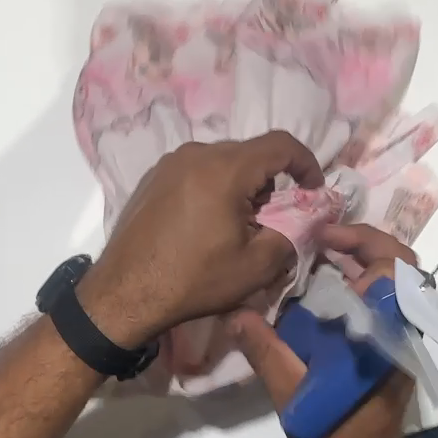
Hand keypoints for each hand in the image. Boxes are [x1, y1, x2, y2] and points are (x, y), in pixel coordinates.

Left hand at [78, 132, 324, 346]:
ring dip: (241, 187)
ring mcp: (169, 163)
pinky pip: (196, 172)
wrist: (125, 294)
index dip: (307, 163)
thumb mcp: (256, 266)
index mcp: (224, 168)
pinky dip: (213, 189)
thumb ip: (293, 233)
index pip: (281, 144)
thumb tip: (308, 218)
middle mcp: (195, 153)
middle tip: (274, 220)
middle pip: (250, 154)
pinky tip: (207, 226)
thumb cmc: (193, 280)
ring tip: (238, 227)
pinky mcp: (151, 179)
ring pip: (222, 163)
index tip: (313, 192)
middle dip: (271, 182)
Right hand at [231, 224, 428, 437]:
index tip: (324, 238)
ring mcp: (401, 332)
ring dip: (363, 255)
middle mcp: (401, 326)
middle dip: (363, 240)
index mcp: (385, 333)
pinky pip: (387, 293)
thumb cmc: (338, 433)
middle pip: (401, 262)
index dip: (363, 243)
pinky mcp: (393, 340)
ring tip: (321, 249)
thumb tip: (236, 314)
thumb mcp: (295, 397)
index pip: (394, 270)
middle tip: (322, 236)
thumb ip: (268, 353)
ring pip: (396, 276)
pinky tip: (328, 279)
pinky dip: (362, 275)